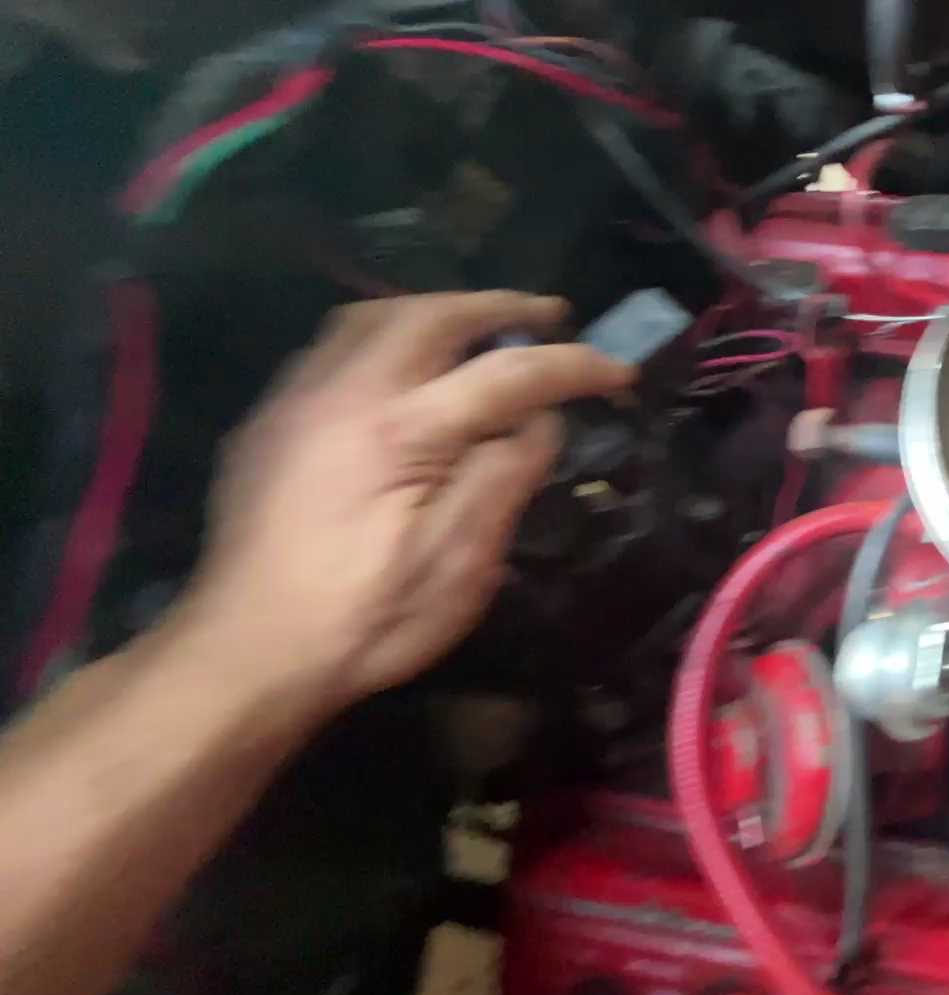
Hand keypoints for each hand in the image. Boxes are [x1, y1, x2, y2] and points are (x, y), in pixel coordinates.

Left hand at [175, 291, 632, 710]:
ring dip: (442, 311)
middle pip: (429, 316)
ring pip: (371, 318)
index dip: (573, 367)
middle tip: (554, 316)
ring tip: (489, 327)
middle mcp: (340, 394)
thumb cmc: (374, 616)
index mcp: (398, 431)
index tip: (622, 373)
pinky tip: (418, 368)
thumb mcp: (466, 558)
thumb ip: (507, 474)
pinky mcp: (274, 424)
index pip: (505, 375)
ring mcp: (296, 403)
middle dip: (501, 307)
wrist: (250, 656)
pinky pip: (339, 346)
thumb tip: (539, 422)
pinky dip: (396, 335)